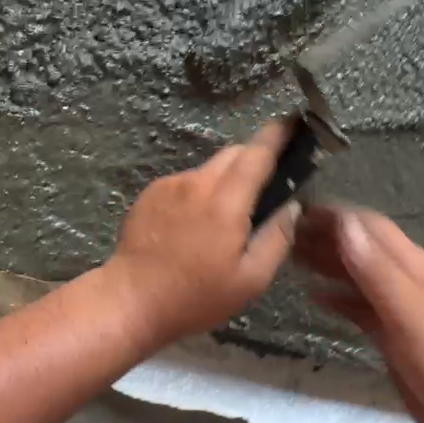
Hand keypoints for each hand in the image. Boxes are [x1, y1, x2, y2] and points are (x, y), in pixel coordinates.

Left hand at [101, 120, 300, 346]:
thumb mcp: (250, 280)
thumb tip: (292, 206)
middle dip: (254, 159)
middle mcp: (198, 183)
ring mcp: (170, 184)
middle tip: (266, 186)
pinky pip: (187, 182)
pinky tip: (194, 226)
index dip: (278, 134)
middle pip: (234, 153)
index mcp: (226, 202)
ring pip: (210, 169)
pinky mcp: (151, 193)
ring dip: (226, 180)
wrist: (130, 300)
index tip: (293, 122)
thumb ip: (277, 238)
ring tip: (225, 218)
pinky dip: (200, 193)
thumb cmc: (195, 297)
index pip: (257, 153)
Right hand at [295, 204, 423, 422]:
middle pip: (360, 248)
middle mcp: (403, 279)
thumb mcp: (409, 309)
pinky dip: (337, 298)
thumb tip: (344, 222)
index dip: (335, 215)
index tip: (296, 211)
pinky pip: (359, 307)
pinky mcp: (393, 337)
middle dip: (325, 237)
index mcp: (411, 265)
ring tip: (290, 259)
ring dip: (327, 264)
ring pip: (357, 276)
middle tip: (283, 235)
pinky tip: (314, 298)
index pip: (369, 226)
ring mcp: (398, 309)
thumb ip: (376, 268)